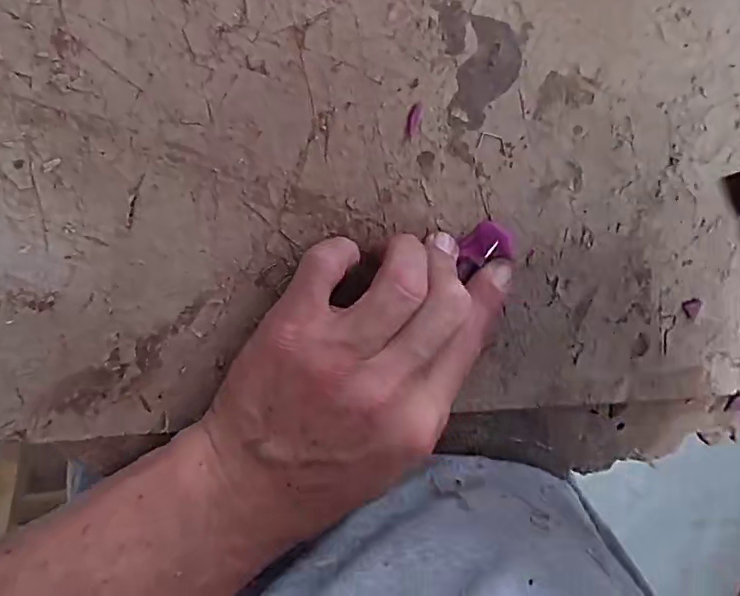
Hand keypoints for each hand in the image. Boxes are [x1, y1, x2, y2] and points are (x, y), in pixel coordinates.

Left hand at [193, 232, 513, 557]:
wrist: (244, 491)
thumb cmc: (329, 467)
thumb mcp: (403, 444)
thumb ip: (439, 379)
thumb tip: (472, 307)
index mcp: (418, 420)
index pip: (471, 333)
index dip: (489, 290)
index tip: (495, 265)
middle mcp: (382, 390)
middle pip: (444, 299)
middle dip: (446, 262)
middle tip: (437, 250)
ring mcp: (335, 358)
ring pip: (400, 276)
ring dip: (405, 248)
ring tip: (397, 250)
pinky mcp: (291, 331)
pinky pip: (328, 262)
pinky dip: (344, 248)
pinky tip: (347, 259)